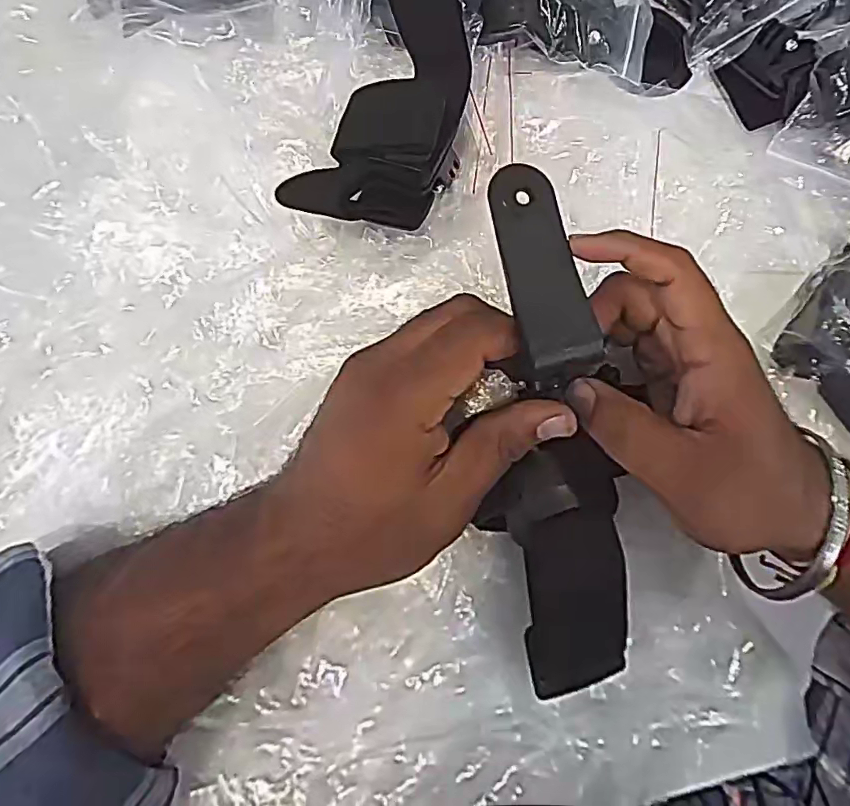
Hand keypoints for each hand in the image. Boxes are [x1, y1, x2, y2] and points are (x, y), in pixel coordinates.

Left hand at [269, 294, 579, 599]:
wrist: (296, 539)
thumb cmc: (363, 531)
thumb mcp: (450, 499)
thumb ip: (504, 443)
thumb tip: (554, 414)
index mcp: (405, 390)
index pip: (476, 327)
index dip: (519, 341)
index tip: (538, 374)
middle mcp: (381, 363)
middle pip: (458, 310)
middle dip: (500, 335)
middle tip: (520, 382)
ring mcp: (367, 363)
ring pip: (437, 320)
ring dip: (473, 344)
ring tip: (488, 397)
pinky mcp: (361, 372)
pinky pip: (416, 339)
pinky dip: (446, 354)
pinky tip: (455, 402)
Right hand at [567, 231, 829, 559]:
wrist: (797, 518)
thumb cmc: (760, 493)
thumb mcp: (682, 472)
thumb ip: (621, 429)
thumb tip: (575, 392)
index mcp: (712, 349)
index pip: (671, 272)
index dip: (624, 248)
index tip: (579, 248)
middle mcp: (701, 345)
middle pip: (641, 293)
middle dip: (597, 312)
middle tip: (570, 357)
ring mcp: (689, 362)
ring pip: (633, 322)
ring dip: (599, 340)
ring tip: (578, 378)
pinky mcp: (679, 382)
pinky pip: (634, 353)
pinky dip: (606, 364)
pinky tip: (592, 394)